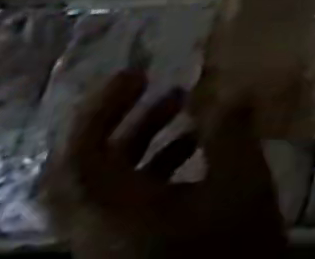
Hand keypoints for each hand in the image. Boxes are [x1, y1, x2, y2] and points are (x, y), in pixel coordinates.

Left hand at [39, 70, 285, 258]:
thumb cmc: (232, 245)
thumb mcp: (242, 184)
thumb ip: (229, 135)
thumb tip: (228, 91)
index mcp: (112, 215)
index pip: (77, 158)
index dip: (98, 110)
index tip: (137, 72)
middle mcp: (93, 229)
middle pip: (73, 171)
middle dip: (107, 120)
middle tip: (144, 82)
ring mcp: (106, 242)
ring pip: (97, 182)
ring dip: (132, 137)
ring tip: (179, 100)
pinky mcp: (126, 246)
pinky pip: (117, 196)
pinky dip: (146, 160)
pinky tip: (193, 142)